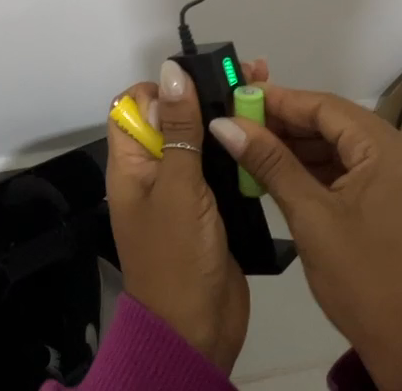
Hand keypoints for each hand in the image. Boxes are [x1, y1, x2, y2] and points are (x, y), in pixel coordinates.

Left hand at [103, 57, 266, 371]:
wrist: (199, 331)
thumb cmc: (178, 256)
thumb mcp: (178, 186)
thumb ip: (180, 128)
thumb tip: (172, 70)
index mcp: (131, 163)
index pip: (135, 105)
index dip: (164, 87)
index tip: (200, 80)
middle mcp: (154, 170)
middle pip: (175, 116)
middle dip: (207, 93)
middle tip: (251, 73)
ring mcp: (184, 188)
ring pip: (202, 138)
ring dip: (228, 115)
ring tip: (266, 92)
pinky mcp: (212, 206)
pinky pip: (223, 165)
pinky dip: (242, 146)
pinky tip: (270, 132)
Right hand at [210, 85, 401, 390]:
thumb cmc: (365, 285)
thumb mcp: (311, 219)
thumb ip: (270, 163)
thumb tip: (225, 123)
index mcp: (395, 154)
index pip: (329, 107)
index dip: (281, 100)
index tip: (239, 98)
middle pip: (343, 125)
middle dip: (292, 125)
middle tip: (244, 128)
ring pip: (355, 148)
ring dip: (310, 149)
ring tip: (261, 152)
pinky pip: (369, 171)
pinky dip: (332, 171)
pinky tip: (296, 176)